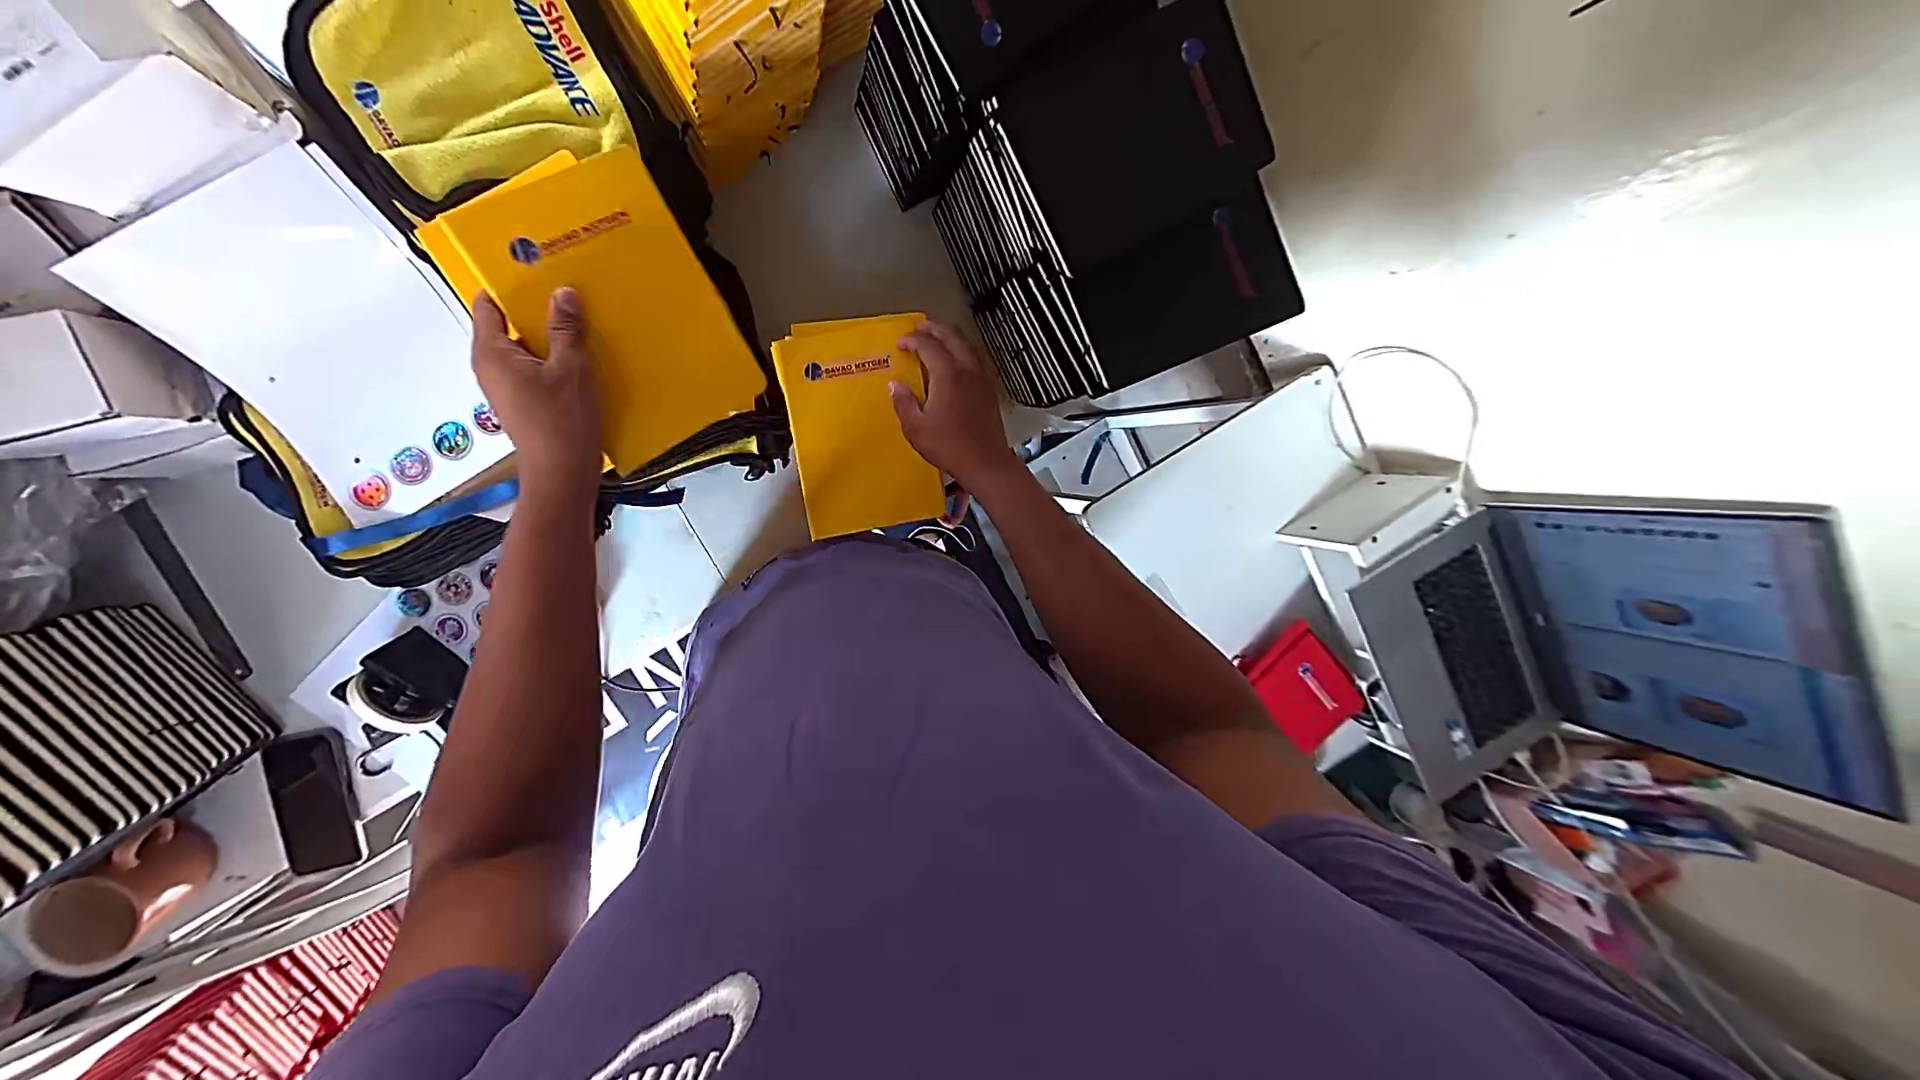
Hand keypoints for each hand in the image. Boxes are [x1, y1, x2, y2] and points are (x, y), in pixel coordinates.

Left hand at [472, 289, 601, 504]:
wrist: (563, 474)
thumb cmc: (563, 422)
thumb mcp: (572, 369)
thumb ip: (566, 329)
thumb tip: (562, 293)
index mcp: (491, 352)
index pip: (487, 304)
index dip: (510, 286)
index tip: (537, 275)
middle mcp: (490, 367)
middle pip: (507, 326)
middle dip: (534, 312)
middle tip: (567, 300)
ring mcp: (505, 387)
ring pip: (524, 350)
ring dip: (548, 339)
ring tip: (579, 330)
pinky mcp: (523, 402)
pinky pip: (534, 370)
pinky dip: (552, 361)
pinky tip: (580, 362)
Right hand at [890, 320, 1016, 489]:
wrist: (985, 462)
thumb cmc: (949, 447)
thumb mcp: (916, 428)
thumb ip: (903, 403)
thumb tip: (895, 385)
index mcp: (947, 374)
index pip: (928, 345)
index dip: (912, 340)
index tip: (901, 343)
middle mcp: (967, 369)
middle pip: (951, 336)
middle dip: (933, 328)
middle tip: (919, 329)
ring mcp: (982, 378)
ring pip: (967, 344)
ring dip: (951, 336)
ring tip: (938, 339)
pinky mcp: (990, 389)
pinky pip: (978, 358)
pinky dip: (965, 350)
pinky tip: (960, 360)